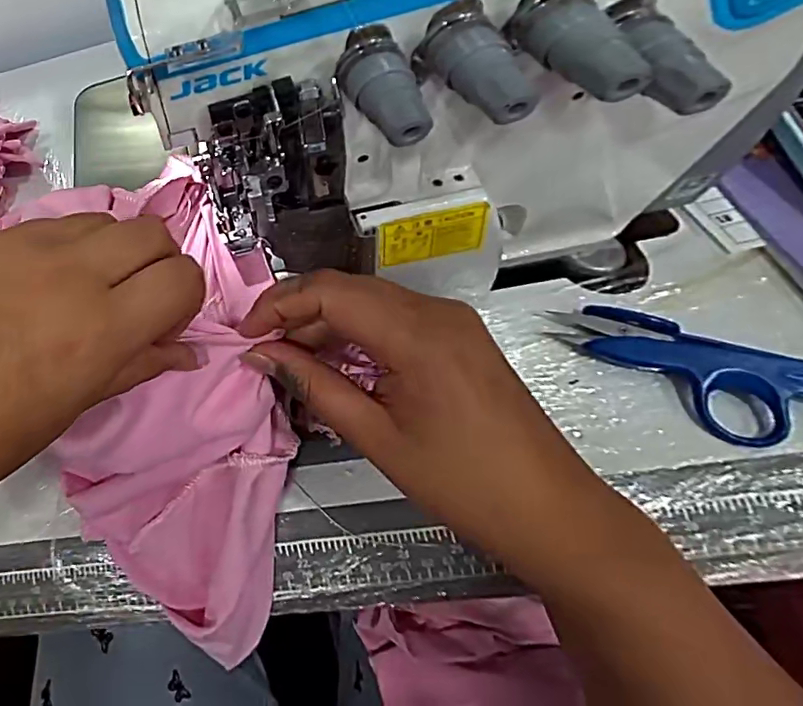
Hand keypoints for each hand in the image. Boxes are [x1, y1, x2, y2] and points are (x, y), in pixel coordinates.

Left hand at [0, 214, 203, 597]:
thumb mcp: (77, 405)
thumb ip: (139, 363)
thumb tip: (186, 348)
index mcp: (101, 325)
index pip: (182, 278)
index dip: (185, 299)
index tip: (165, 322)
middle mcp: (73, 270)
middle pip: (153, 232)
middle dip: (159, 264)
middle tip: (136, 301)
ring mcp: (29, 245)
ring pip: (106, 219)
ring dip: (115, 249)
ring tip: (88, 289)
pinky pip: (57, 224)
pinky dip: (71, 245)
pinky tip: (44, 282)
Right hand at [237, 270, 637, 584]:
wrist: (556, 516)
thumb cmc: (466, 485)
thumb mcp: (376, 437)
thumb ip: (313, 385)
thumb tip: (261, 355)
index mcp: (416, 332)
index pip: (327, 292)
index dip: (277, 305)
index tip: (246, 335)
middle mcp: (434, 310)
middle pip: (345, 288)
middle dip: (296, 312)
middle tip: (263, 349)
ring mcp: (450, 319)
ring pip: (367, 299)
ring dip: (324, 322)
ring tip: (293, 361)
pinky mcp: (457, 334)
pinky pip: (392, 316)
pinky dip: (356, 332)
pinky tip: (337, 362)